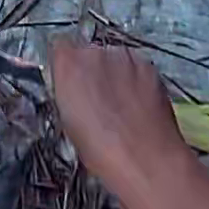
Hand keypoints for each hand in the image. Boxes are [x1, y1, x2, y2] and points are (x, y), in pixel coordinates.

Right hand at [49, 42, 198, 206]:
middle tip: (99, 97)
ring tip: (124, 102)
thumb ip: (68, 92)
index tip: (72, 83)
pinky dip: (136, 80)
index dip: (67, 66)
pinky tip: (141, 104)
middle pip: (88, 52)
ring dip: (115, 73)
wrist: (147, 160)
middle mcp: (93, 51)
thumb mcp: (68, 121)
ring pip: (114, 58)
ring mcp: (123, 55)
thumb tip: (74, 89)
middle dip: (92, 70)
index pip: (60, 48)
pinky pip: (136, 67)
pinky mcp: (148, 65)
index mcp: (67, 64)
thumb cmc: (100, 150)